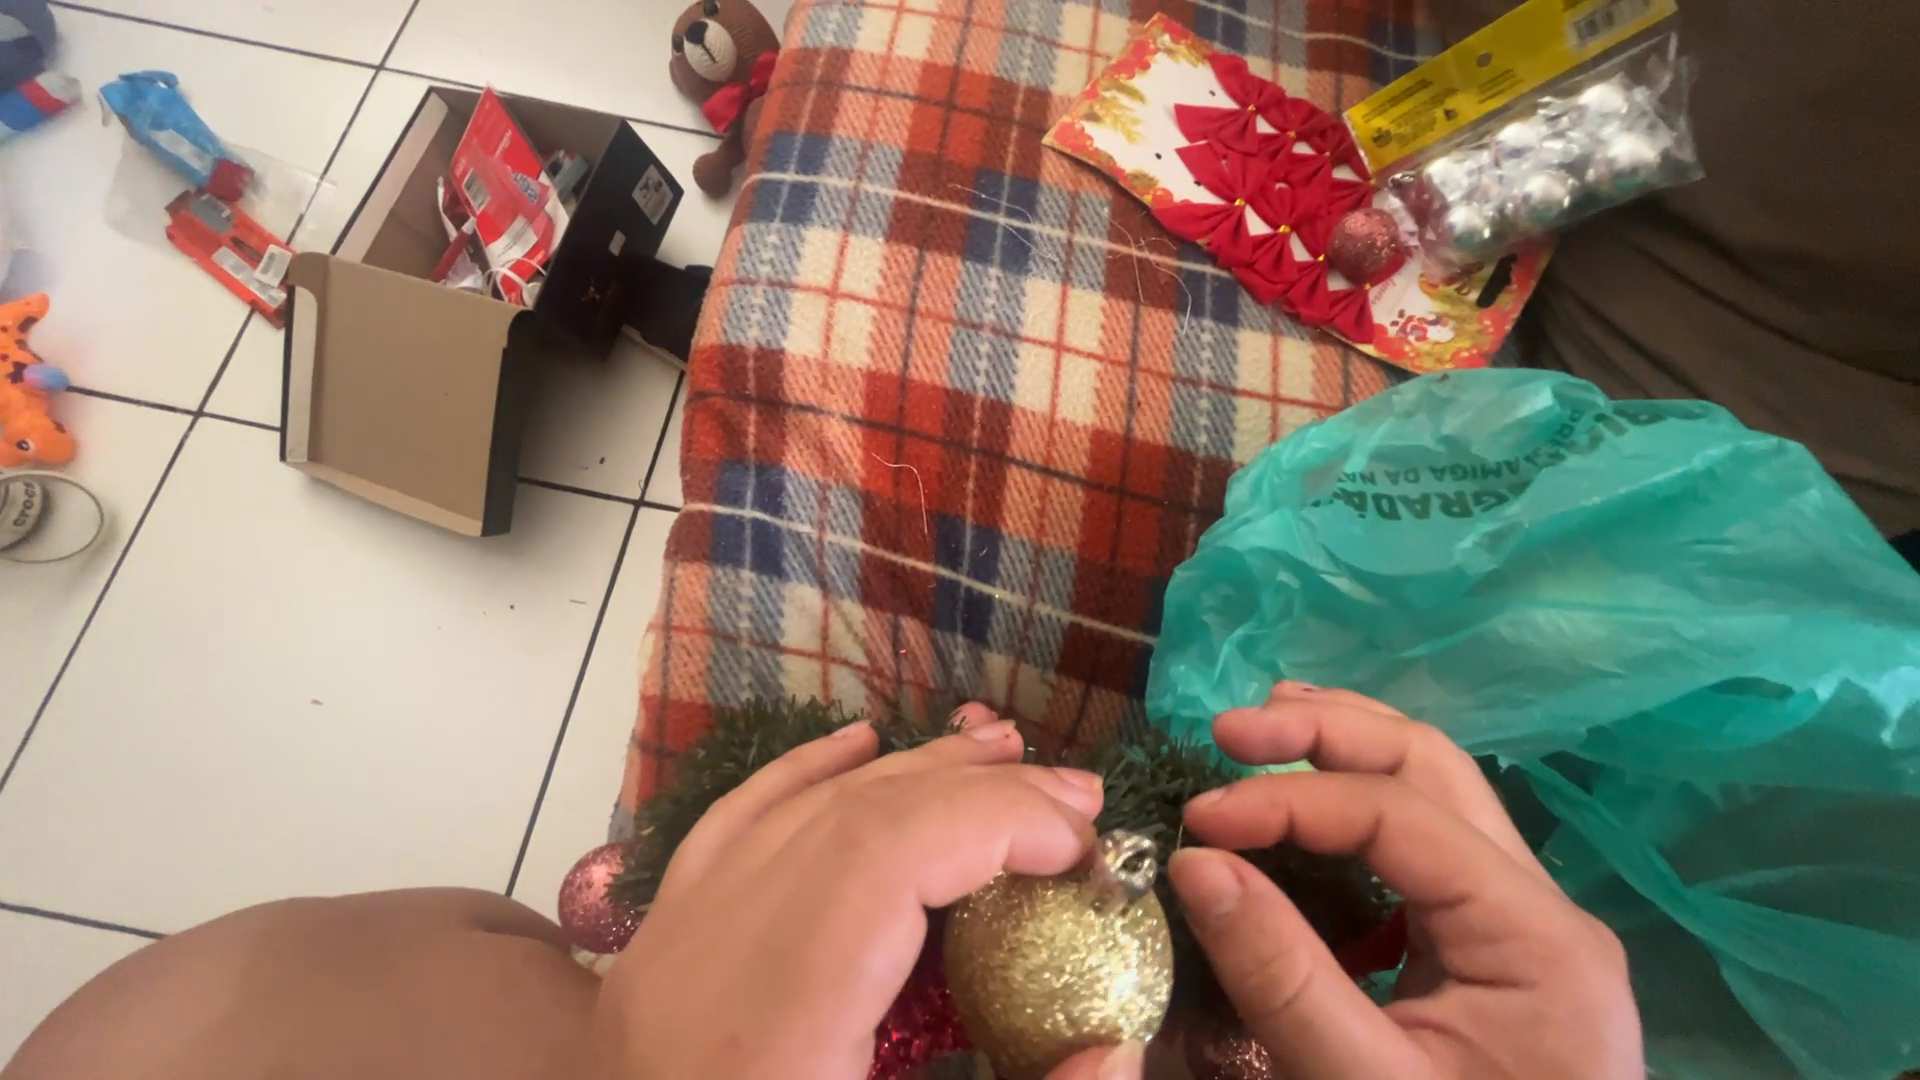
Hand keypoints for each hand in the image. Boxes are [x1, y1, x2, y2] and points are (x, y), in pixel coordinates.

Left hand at [591, 707, 1137, 1078]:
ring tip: (1003, 756)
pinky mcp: (659, 938)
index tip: (1080, 847)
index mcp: (767, 1025)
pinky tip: (864, 740)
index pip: (884, 853)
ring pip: (806, 804)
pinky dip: (808, 769)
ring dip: (915, 771)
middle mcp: (705, 951)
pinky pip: (737, 818)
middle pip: (857, 814)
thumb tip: (1119, 1046)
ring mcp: (669, 934)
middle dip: (980, 790)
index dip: (994, 820)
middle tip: (1075, 796)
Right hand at [1167, 683, 1642, 1079]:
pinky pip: (1419, 828)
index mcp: (1536, 936)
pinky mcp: (1488, 933)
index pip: (1394, 811)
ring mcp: (1519, 913)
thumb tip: (1193, 861)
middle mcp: (1540, 902)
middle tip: (1226, 731)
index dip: (1284, 799)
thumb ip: (1281, 976)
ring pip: (1428, 779)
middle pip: (1425, 762)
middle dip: (1318, 731)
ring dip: (1339, 739)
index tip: (1197, 820)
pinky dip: (1351, 788)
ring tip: (1264, 722)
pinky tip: (1303, 790)